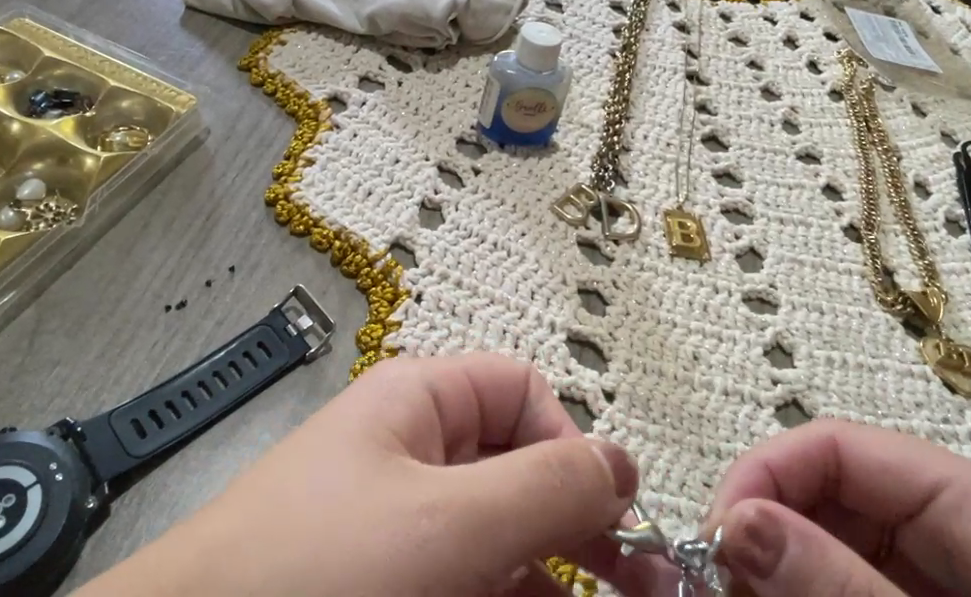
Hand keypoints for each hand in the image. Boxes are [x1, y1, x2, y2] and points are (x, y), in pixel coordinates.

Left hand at [77, 354, 638, 596]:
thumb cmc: (325, 567)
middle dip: (579, 526)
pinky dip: (504, 594)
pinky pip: (461, 576)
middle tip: (646, 587)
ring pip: (495, 538)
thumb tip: (625, 462)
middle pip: (517, 471)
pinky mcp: (381, 579)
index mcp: (420, 401)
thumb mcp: (448, 521)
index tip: (603, 522)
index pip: (523, 394)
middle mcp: (411, 452)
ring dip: (550, 576)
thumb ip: (546, 489)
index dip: (570, 448)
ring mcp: (394, 525)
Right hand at [704, 420, 970, 596]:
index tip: (712, 541)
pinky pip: (860, 583)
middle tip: (717, 588)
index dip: (765, 476)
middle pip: (836, 495)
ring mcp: (965, 579)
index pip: (842, 447)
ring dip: (783, 572)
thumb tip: (732, 522)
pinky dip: (813, 595)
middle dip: (768, 534)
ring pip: (839, 543)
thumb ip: (839, 589)